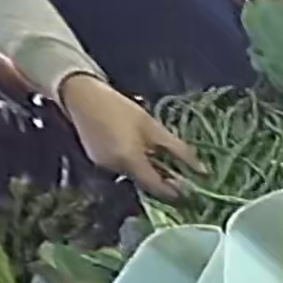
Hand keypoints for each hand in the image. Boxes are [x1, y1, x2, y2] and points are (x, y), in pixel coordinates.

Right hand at [59, 74, 202, 198]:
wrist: (77, 91)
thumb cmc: (119, 108)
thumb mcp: (153, 128)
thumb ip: (179, 151)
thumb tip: (204, 171)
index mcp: (131, 161)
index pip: (160, 189)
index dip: (177, 191)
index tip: (191, 187)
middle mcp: (117, 169)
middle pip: (149, 184)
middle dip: (165, 181)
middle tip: (178, 172)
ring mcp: (105, 166)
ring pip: (136, 177)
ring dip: (150, 172)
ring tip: (158, 158)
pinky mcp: (98, 161)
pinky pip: (123, 169)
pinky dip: (135, 165)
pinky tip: (139, 152)